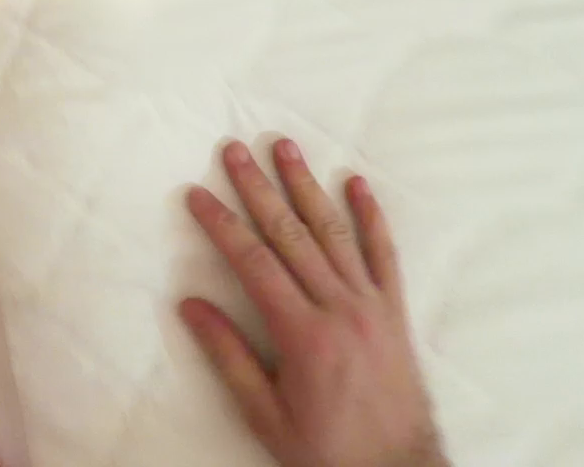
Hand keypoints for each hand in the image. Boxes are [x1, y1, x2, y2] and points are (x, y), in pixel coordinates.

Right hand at [182, 139, 446, 466]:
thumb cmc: (327, 451)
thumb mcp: (267, 415)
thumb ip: (228, 357)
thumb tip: (189, 305)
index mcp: (303, 333)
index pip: (252, 261)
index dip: (220, 223)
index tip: (197, 194)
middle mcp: (338, 307)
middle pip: (289, 233)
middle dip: (257, 187)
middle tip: (234, 149)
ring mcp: (370, 303)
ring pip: (332, 231)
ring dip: (305, 185)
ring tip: (285, 146)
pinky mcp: (394, 310)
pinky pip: (383, 254)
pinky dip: (370, 216)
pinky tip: (356, 183)